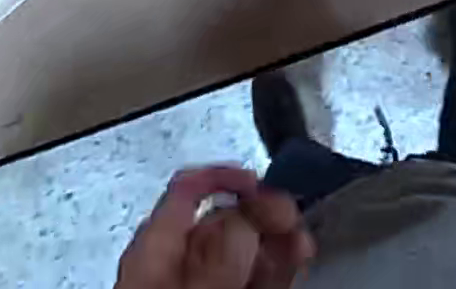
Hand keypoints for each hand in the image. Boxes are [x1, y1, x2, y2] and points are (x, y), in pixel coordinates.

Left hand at [116, 165, 315, 288]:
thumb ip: (218, 260)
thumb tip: (246, 217)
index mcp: (154, 254)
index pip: (186, 191)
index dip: (224, 177)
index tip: (261, 185)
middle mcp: (174, 269)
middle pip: (222, 221)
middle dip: (262, 214)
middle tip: (293, 219)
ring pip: (243, 253)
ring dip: (276, 242)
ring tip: (302, 245)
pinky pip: (252, 281)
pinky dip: (275, 269)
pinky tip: (296, 264)